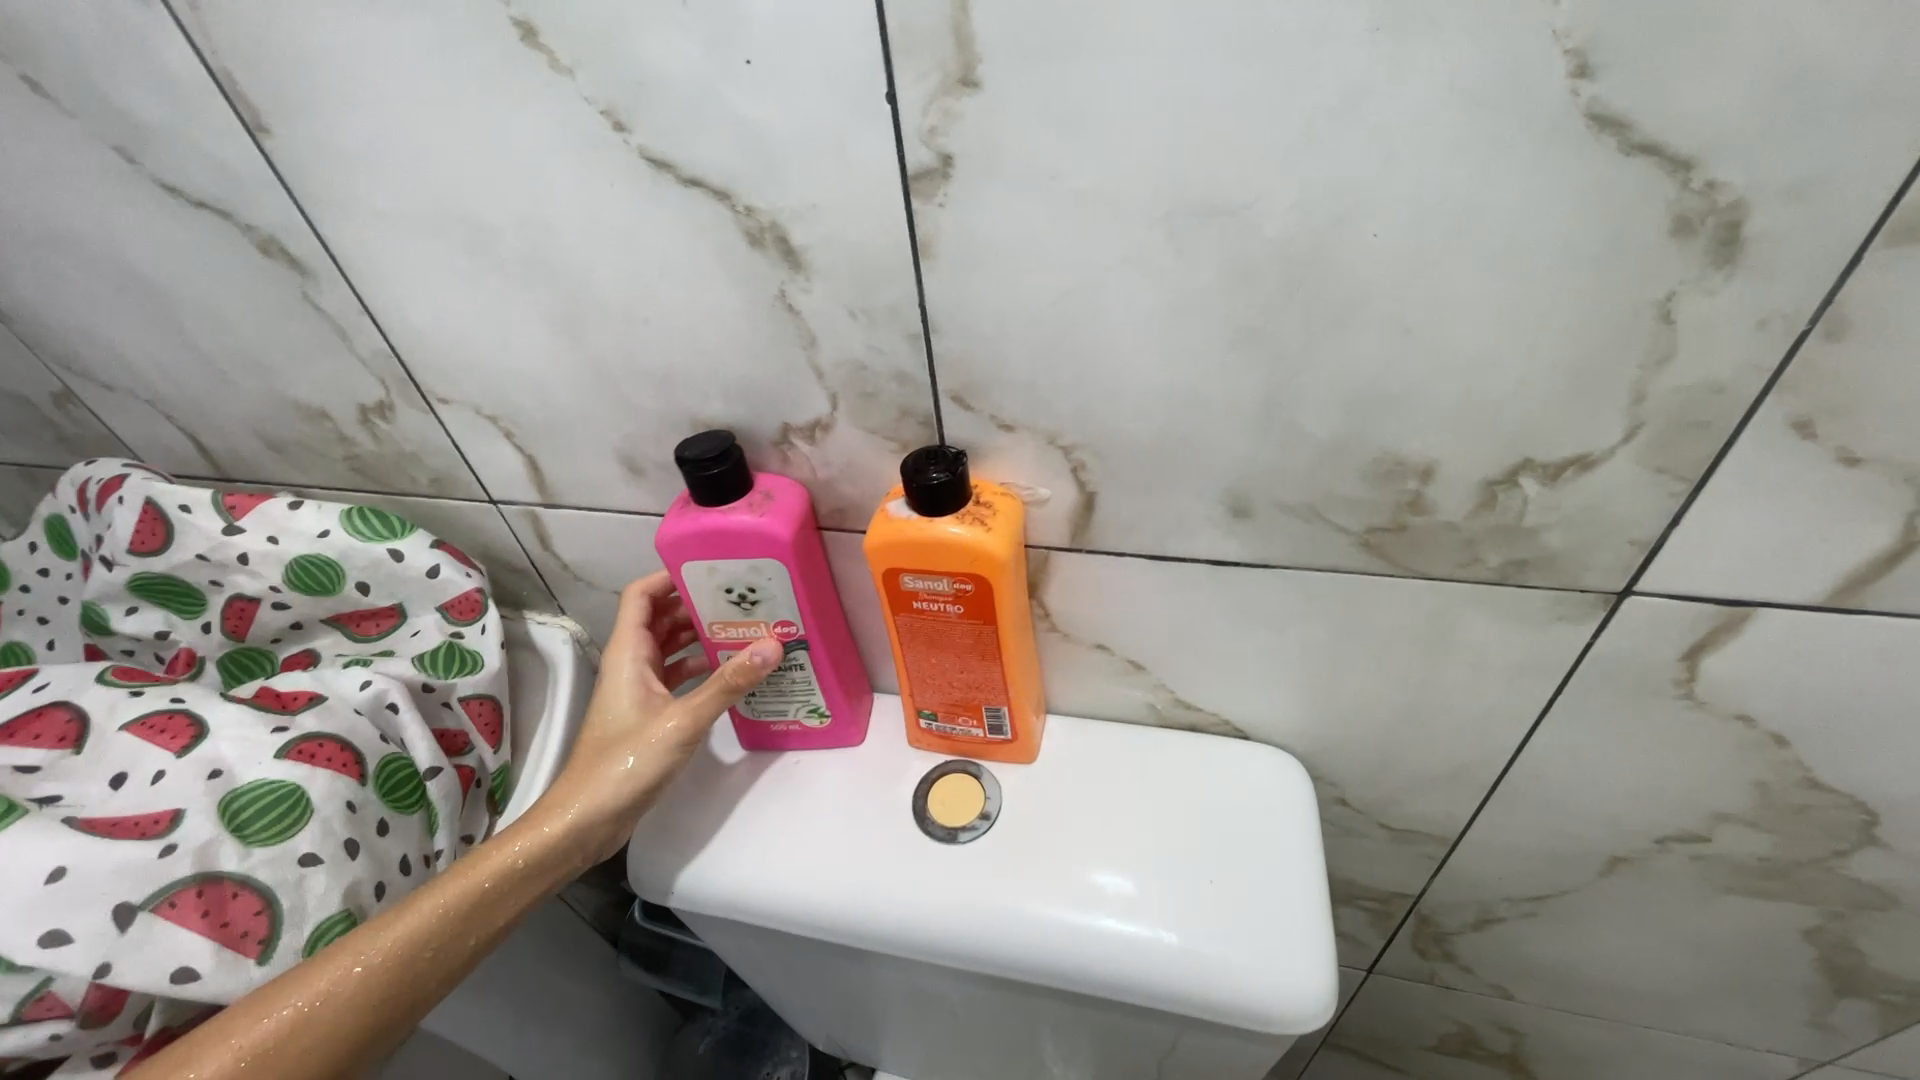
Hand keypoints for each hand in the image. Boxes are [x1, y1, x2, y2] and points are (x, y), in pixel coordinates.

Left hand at [543, 572, 781, 861]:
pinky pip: (675, 675)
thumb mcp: (683, 721)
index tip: (714, 568)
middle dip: (696, 602)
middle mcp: (631, 663)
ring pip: (669, 647)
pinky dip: (700, 667)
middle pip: (660, 617)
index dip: (671, 575)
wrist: (586, 819)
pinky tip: (732, 672)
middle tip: (743, 596)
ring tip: (745, 626)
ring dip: (700, 634)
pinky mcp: (647, 713)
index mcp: (628, 653)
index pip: (642, 594)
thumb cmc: (626, 763)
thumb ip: (728, 683)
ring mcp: (638, 689)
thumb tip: (772, 645)